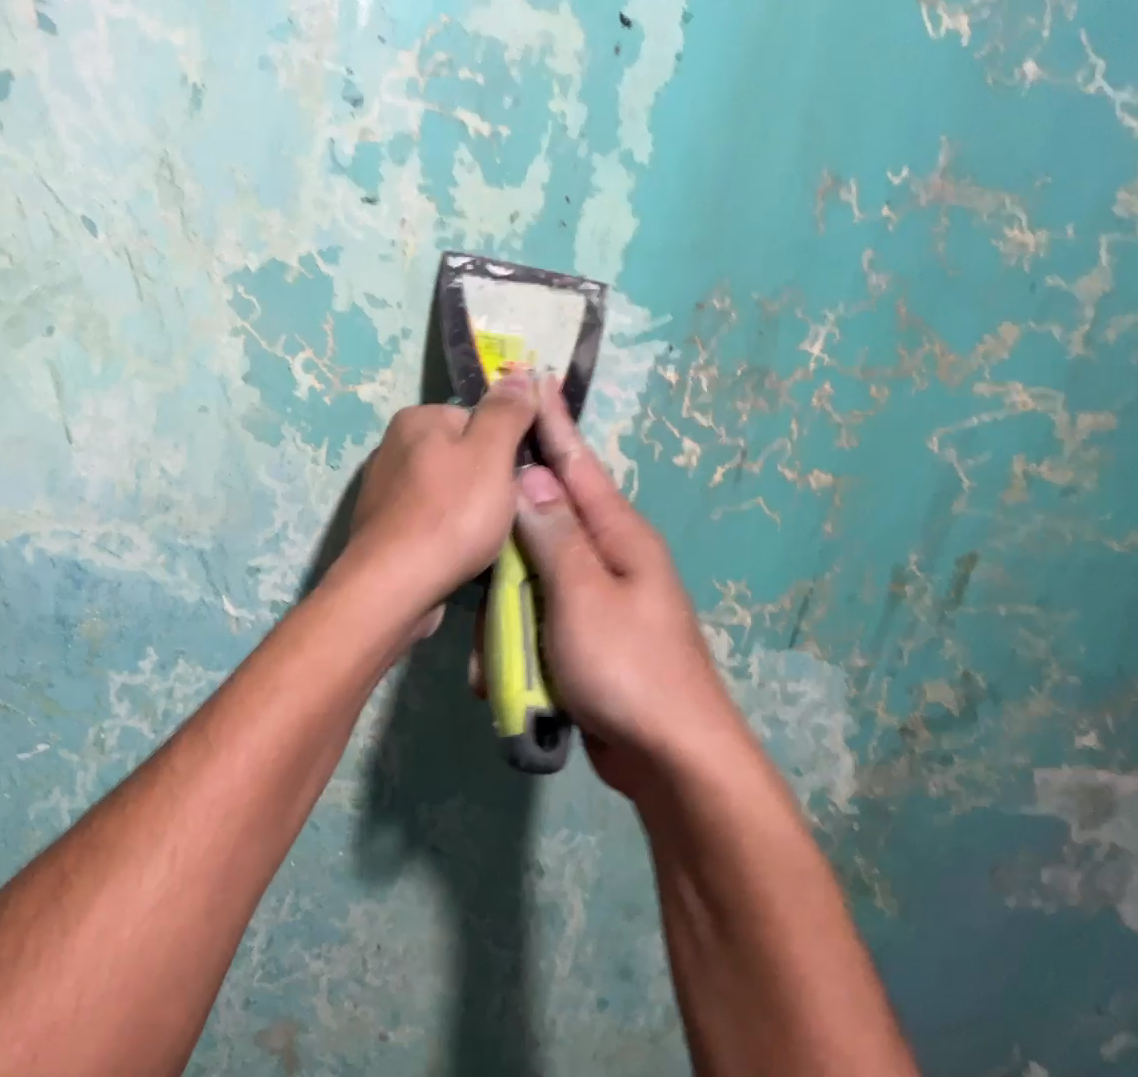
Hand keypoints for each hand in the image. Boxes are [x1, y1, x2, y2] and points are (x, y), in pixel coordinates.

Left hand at [341, 371, 539, 622]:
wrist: (394, 585)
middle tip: (504, 511)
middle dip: (487, 482)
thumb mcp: (491, 453)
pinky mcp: (382, 531)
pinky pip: (429, 524)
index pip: (476, 418)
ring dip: (469, 514)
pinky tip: (457, 556)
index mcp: (414, 420)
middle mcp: (390, 449)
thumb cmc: (450, 514)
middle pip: (462, 457)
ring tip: (482, 539)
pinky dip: (447, 537)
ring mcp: (383, 492)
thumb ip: (507, 412)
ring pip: (447, 494)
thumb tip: (519, 376)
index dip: (505, 447)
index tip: (519, 476)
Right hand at [510, 378, 750, 794]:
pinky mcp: (581, 637)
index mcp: (618, 536)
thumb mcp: (582, 594)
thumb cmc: (628, 668)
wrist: (669, 758)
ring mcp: (594, 600)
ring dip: (503, 616)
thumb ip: (552, 532)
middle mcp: (607, 559)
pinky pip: (533, 621)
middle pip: (541, 524)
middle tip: (467, 539)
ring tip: (494, 659)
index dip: (551, 422)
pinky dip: (514, 645)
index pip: (576, 464)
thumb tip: (527, 472)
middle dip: (502, 540)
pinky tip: (501, 677)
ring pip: (528, 580)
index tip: (528, 378)